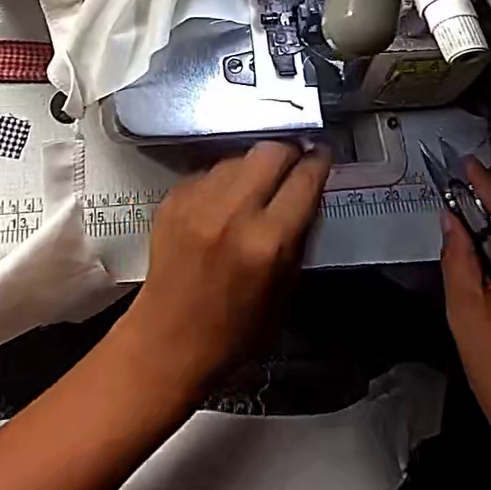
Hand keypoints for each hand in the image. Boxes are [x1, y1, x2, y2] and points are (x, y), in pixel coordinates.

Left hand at [117, 141, 331, 393]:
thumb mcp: (285, 291)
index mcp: (267, 242)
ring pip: (238, 157)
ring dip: (254, 165)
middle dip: (289, 150)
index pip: (304, 179)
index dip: (319, 161)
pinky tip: (224, 200)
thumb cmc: (234, 330)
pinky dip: (223, 180)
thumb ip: (299, 236)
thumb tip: (307, 193)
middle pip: (270, 151)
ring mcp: (197, 201)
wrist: (168, 339)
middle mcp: (231, 212)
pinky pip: (209, 172)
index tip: (322, 154)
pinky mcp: (173, 198)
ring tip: (258, 182)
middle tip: (294, 159)